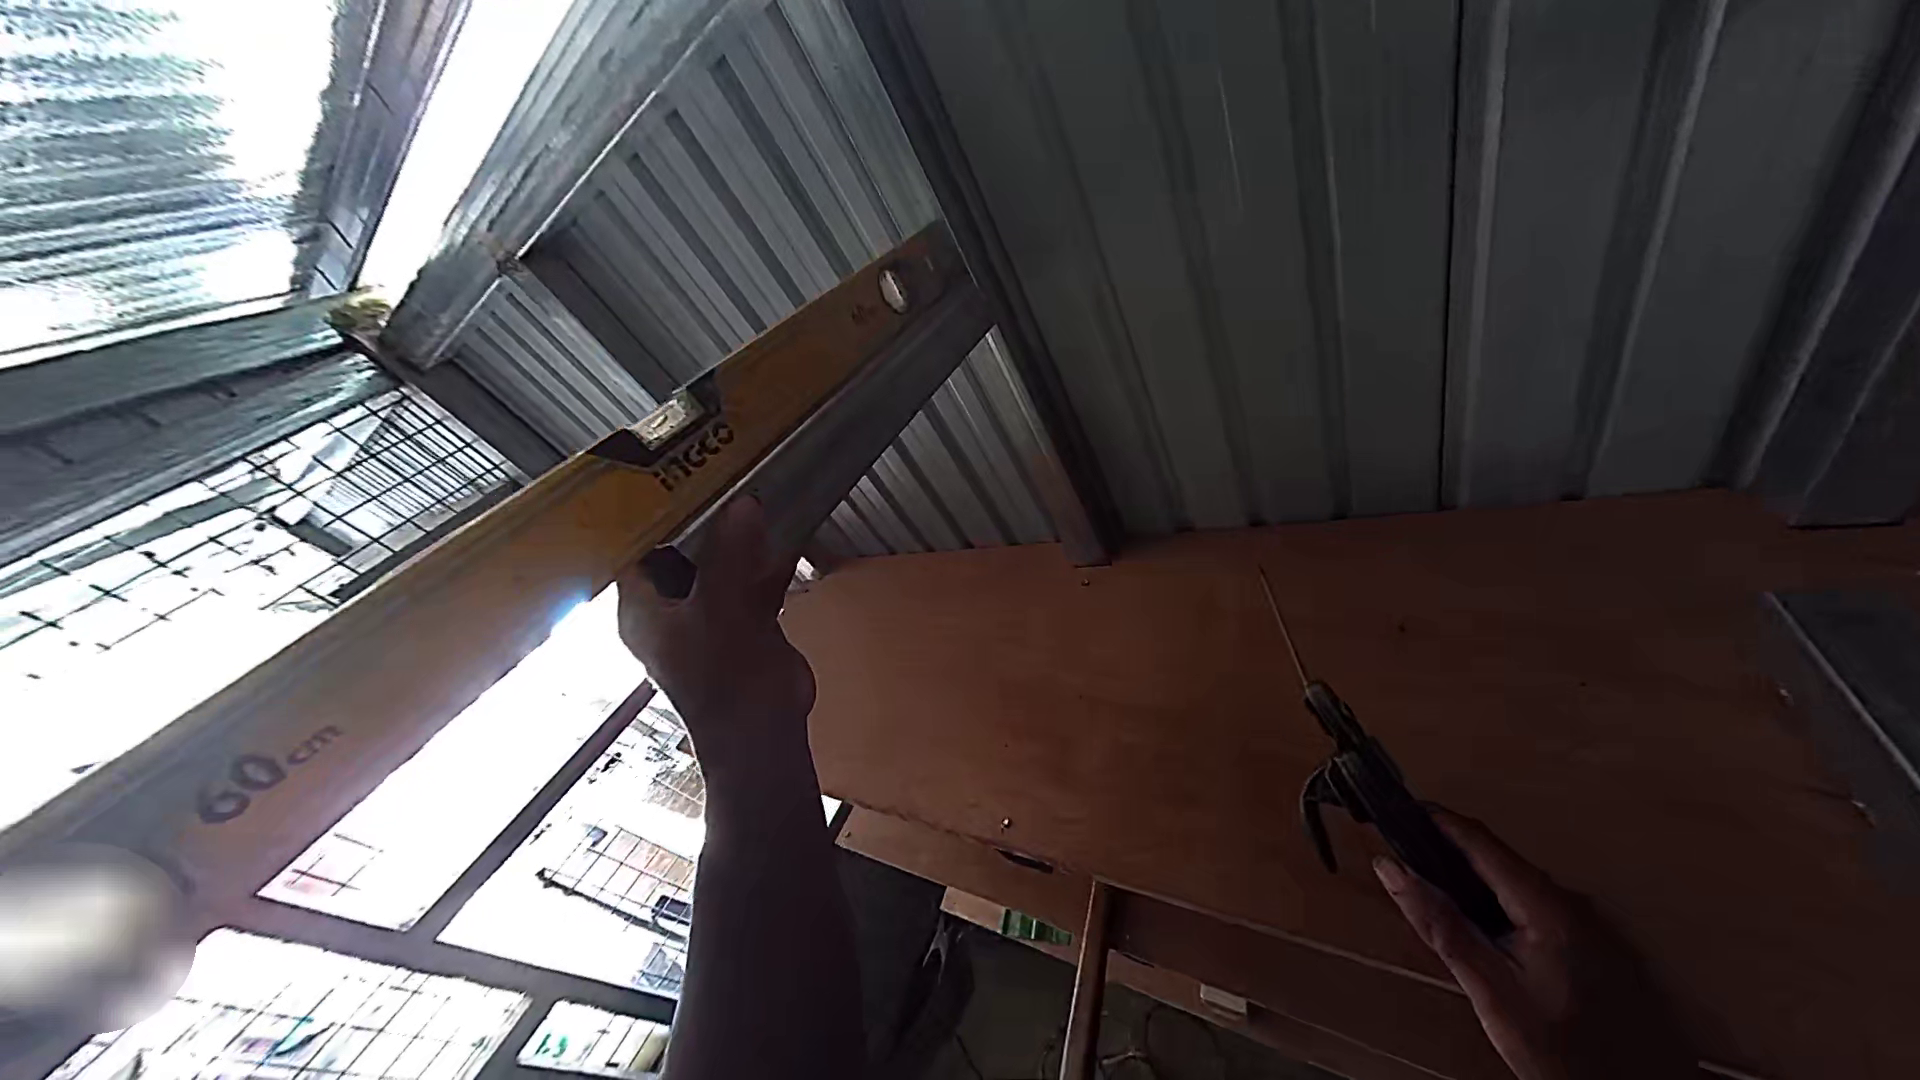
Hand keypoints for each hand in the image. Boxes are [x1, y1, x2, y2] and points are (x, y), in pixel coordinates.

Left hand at [615, 498, 814, 773]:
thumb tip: (743, 503)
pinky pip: (749, 582)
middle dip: (703, 521)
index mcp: (644, 609)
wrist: (765, 731)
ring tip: (753, 492)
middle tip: (723, 475)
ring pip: (719, 566)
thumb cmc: (726, 678)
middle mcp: (671, 610)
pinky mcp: (743, 623)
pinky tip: (784, 532)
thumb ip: (730, 555)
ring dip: (736, 538)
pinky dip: (764, 562)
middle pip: (681, 553)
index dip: (651, 516)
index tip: (675, 476)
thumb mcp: (722, 609)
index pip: (636, 550)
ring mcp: (709, 617)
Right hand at [1374, 810, 1693, 1079]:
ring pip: (1514, 883)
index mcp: (1547, 905)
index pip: (1478, 838)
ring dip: (1472, 881)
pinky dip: (1498, 905)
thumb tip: (1389, 867)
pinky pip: (1535, 906)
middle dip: (1447, 853)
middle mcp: (1574, 904)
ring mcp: (1593, 926)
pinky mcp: (1600, 948)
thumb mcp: (1488, 987)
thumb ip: (1438, 922)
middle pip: (1496, 858)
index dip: (1434, 818)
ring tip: (1437, 901)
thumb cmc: (1562, 1051)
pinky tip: (1485, 935)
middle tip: (1407, 865)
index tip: (1395, 810)